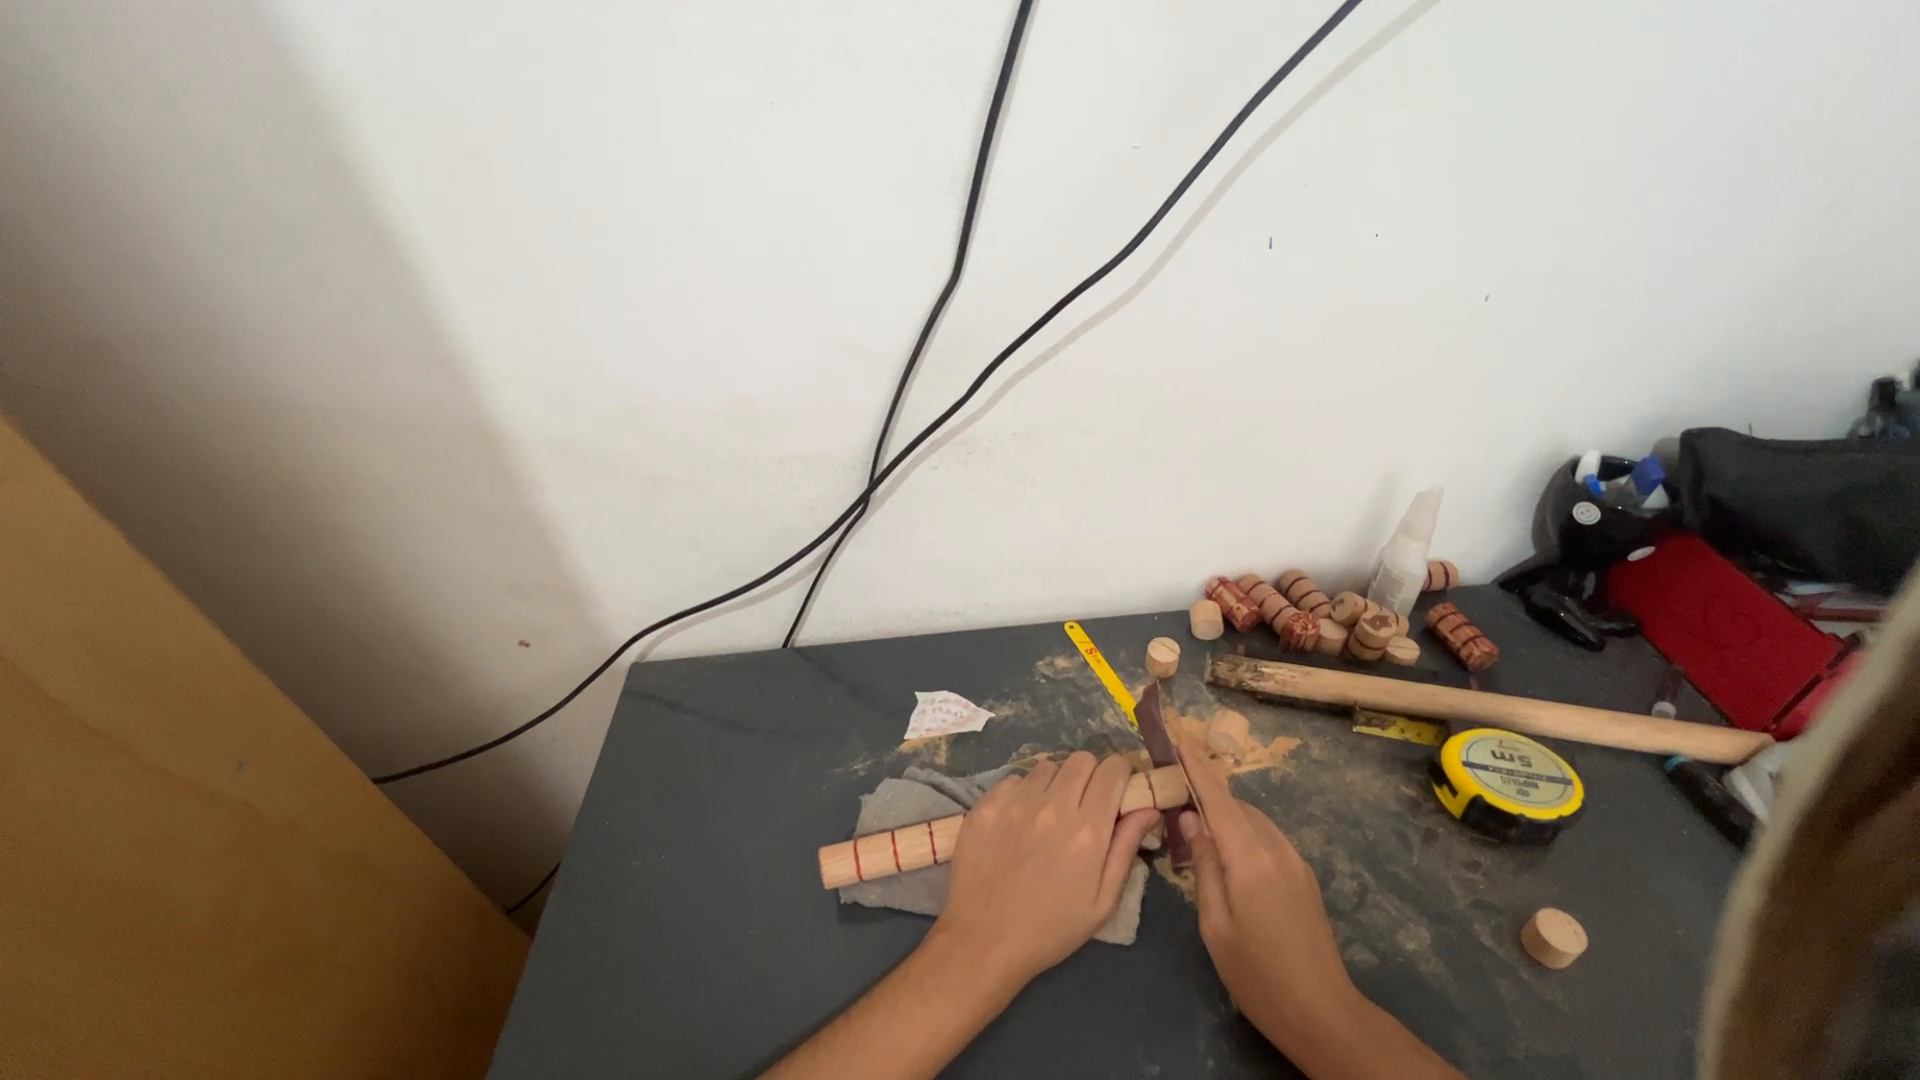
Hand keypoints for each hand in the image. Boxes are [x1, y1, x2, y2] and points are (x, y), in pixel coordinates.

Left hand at [933, 752, 1159, 986]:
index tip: (1117, 790)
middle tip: (1084, 803)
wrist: (984, 940)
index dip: (1120, 775)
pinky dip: (1022, 793)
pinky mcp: (986, 805)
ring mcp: (1015, 802)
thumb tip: (1147, 807)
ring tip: (1049, 814)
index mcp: (1087, 830)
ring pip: (1046, 767)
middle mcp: (1052, 807)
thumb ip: (1126, 848)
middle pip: (1081, 760)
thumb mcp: (1103, 901)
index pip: (1112, 770)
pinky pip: (1013, 780)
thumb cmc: (1051, 929)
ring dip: (1055, 783)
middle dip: (1090, 775)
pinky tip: (1019, 822)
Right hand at [1175, 732, 1360, 1045]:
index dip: (1195, 766)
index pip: (1217, 797)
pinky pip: (1266, 838)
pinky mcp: (1303, 877)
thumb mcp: (1214, 923)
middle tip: (1172, 794)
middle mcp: (1276, 848)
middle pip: (1235, 804)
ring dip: (1224, 813)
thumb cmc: (1256, 974)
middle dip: (1205, 792)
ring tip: (1194, 824)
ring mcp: (1295, 861)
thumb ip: (1203, 865)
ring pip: (1253, 820)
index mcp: (1249, 857)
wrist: (1323, 1012)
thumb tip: (1192, 819)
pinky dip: (1242, 832)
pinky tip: (1225, 852)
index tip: (1176, 740)